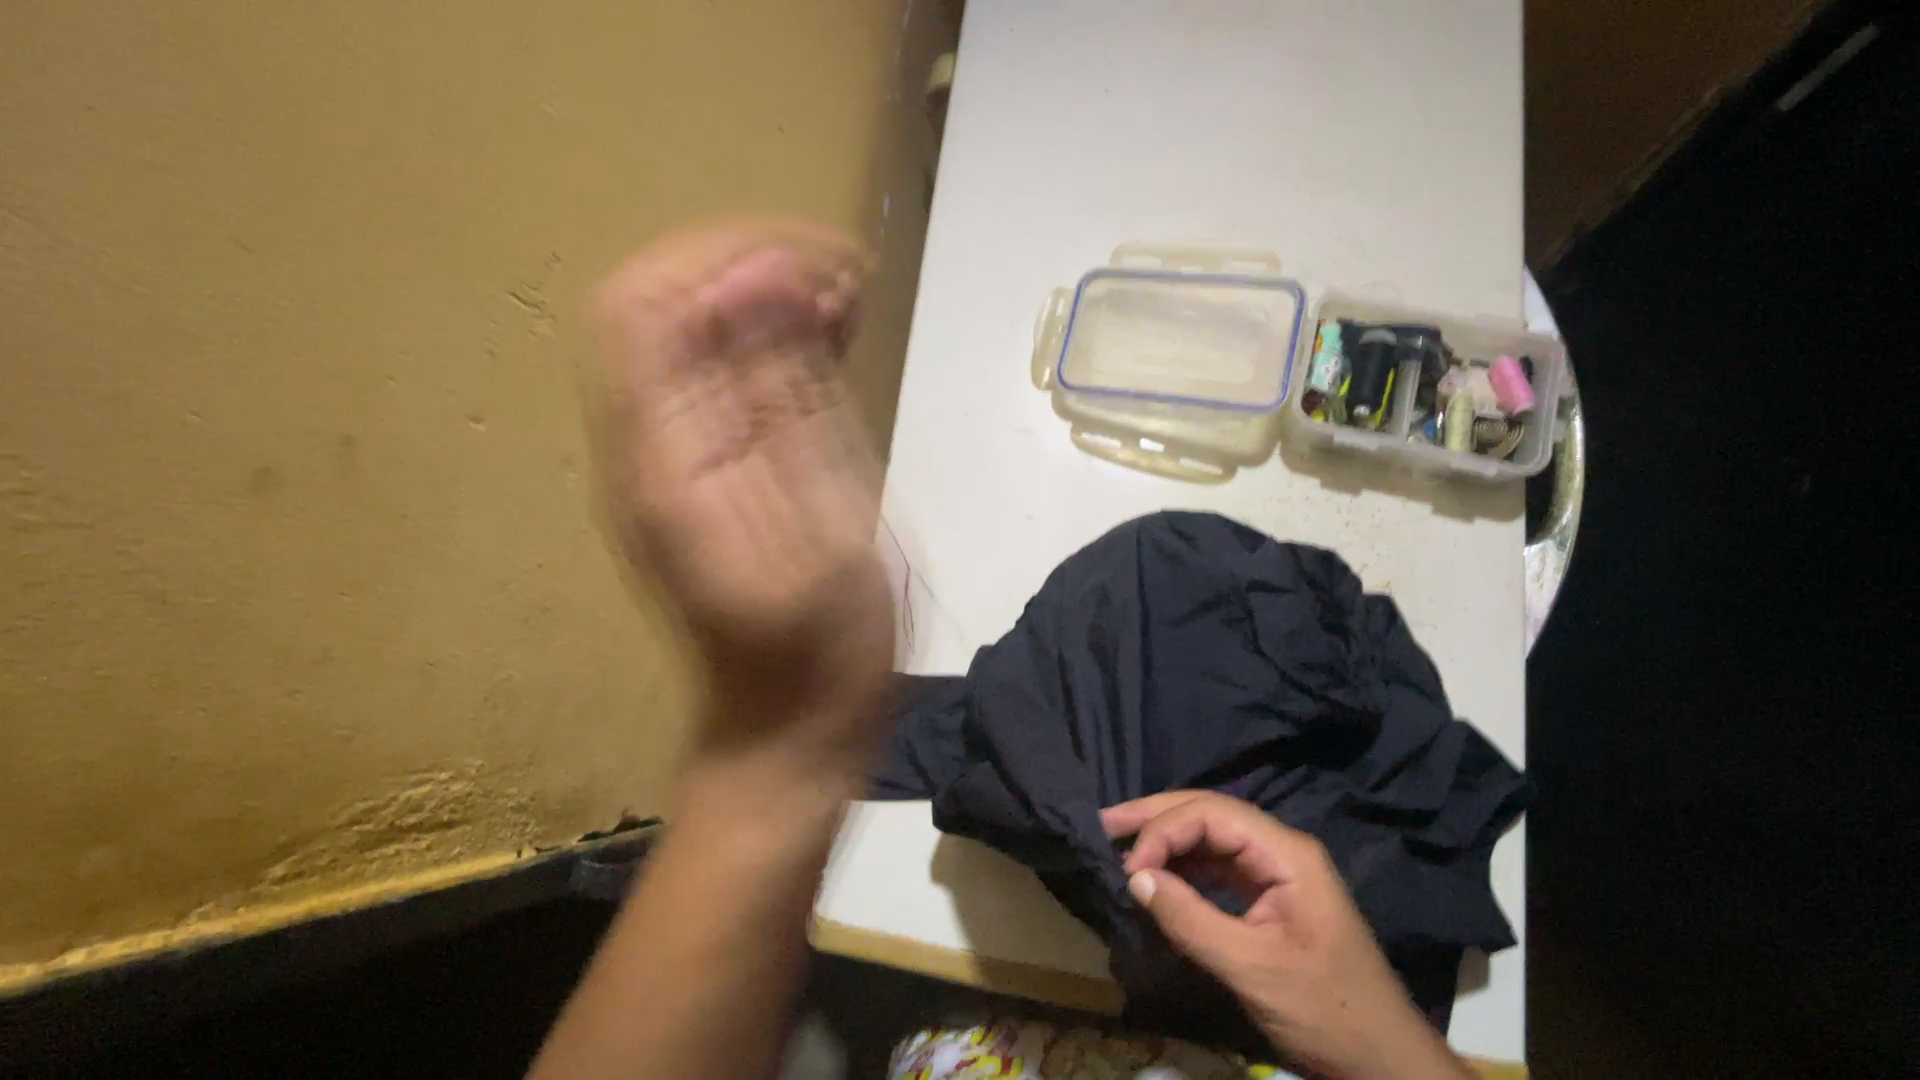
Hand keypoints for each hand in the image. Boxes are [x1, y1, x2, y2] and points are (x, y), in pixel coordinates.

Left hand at [591, 220, 893, 775]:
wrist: (788, 734)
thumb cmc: (822, 655)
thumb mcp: (825, 526)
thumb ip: (790, 403)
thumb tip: (766, 279)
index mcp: (662, 462)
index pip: (645, 302)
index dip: (729, 258)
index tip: (825, 272)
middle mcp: (645, 448)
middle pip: (661, 303)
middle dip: (754, 266)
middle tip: (849, 284)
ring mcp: (668, 459)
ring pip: (689, 333)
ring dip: (767, 297)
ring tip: (850, 302)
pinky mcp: (703, 471)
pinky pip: (719, 376)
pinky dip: (773, 341)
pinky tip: (832, 339)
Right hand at [1102, 792, 1471, 1079]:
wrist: (1383, 1062)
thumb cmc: (1325, 1012)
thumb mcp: (1252, 969)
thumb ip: (1191, 919)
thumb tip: (1135, 877)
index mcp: (1286, 854)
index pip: (1211, 815)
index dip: (1164, 831)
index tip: (1129, 867)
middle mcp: (1280, 851)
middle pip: (1210, 814)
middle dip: (1157, 818)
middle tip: (1105, 822)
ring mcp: (1276, 874)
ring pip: (1211, 838)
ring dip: (1167, 841)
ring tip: (1121, 845)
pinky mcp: (1269, 899)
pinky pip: (1218, 869)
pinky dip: (1183, 869)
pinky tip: (1156, 879)